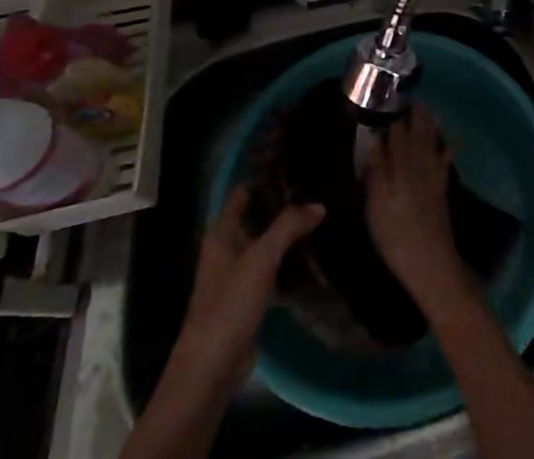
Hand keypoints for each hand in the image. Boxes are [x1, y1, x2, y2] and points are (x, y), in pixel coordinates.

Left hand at [172, 184, 324, 387]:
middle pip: (256, 218)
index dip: (264, 179)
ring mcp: (238, 275)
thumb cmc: (228, 306)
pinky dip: (289, 261)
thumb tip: (319, 204)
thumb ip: (288, 228)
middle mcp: (227, 249)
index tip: (294, 166)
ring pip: (266, 244)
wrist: (211, 367)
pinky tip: (314, 257)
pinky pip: (273, 270)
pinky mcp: (250, 298)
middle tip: (317, 190)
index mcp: (221, 234)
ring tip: (321, 218)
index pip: (242, 194)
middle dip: (282, 206)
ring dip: (288, 234)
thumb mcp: (260, 260)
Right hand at [365, 106, 466, 300]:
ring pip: (431, 144)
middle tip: (411, 97)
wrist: (429, 262)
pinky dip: (447, 150)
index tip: (389, 97)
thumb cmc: (394, 235)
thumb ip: (375, 171)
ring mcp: (432, 178)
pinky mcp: (441, 191)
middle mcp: (417, 167)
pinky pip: (444, 163)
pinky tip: (450, 143)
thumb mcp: (375, 205)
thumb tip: (373, 140)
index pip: (396, 135)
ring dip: (429, 126)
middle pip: (416, 135)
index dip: (393, 116)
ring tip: (427, 110)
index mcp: (399, 168)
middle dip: (414, 116)